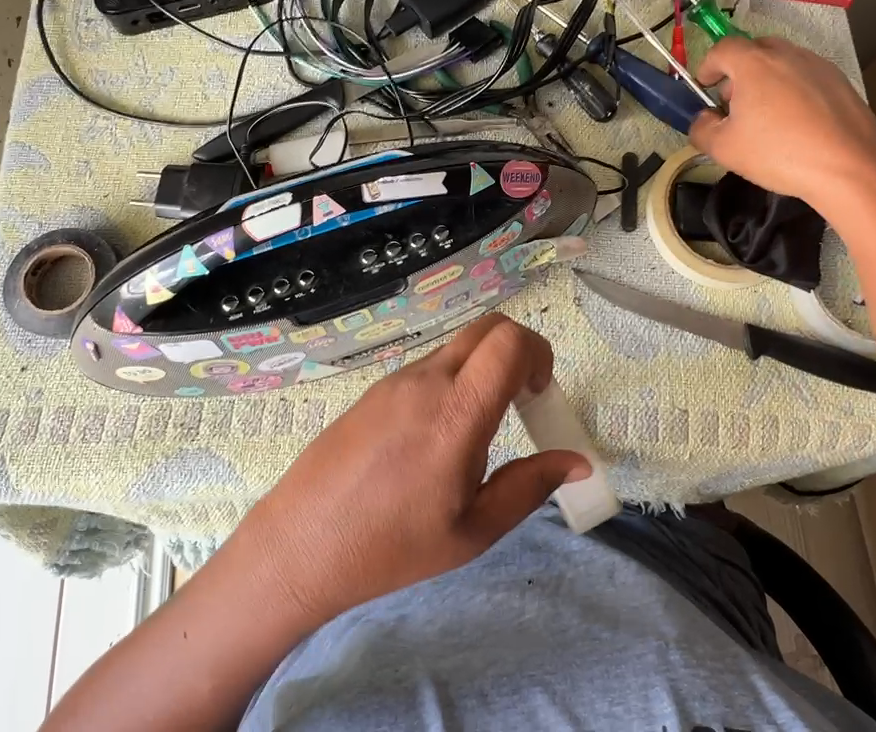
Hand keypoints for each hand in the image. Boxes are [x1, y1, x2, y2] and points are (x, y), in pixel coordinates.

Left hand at [216, 314, 588, 625]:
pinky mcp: (373, 392)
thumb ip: (530, 487)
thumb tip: (577, 460)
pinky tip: (437, 437)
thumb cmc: (390, 548)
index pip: (510, 342)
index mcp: (456, 413)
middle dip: (519, 352)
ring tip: (479, 429)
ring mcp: (394, 382)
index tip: (540, 396)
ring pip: (457, 347)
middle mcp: (426, 382)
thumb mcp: (473, 531)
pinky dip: (452, 381)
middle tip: (522, 401)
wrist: (298, 547)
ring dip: (483, 369)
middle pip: (488, 328)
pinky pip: (427, 367)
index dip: (539, 355)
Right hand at [690, 36, 875, 217]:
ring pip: (784, 63)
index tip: (704, 86)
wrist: (850, 167)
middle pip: (755, 51)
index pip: (722, 49)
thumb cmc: (779, 153)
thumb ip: (701, 129)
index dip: (708, 66)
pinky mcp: (842, 83)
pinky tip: (799, 124)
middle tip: (735, 103)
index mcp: (754, 63)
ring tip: (768, 116)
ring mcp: (818, 66)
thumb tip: (703, 120)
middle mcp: (787, 54)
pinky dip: (795, 91)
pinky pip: (808, 79)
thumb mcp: (724, 149)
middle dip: (739, 72)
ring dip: (769, 81)